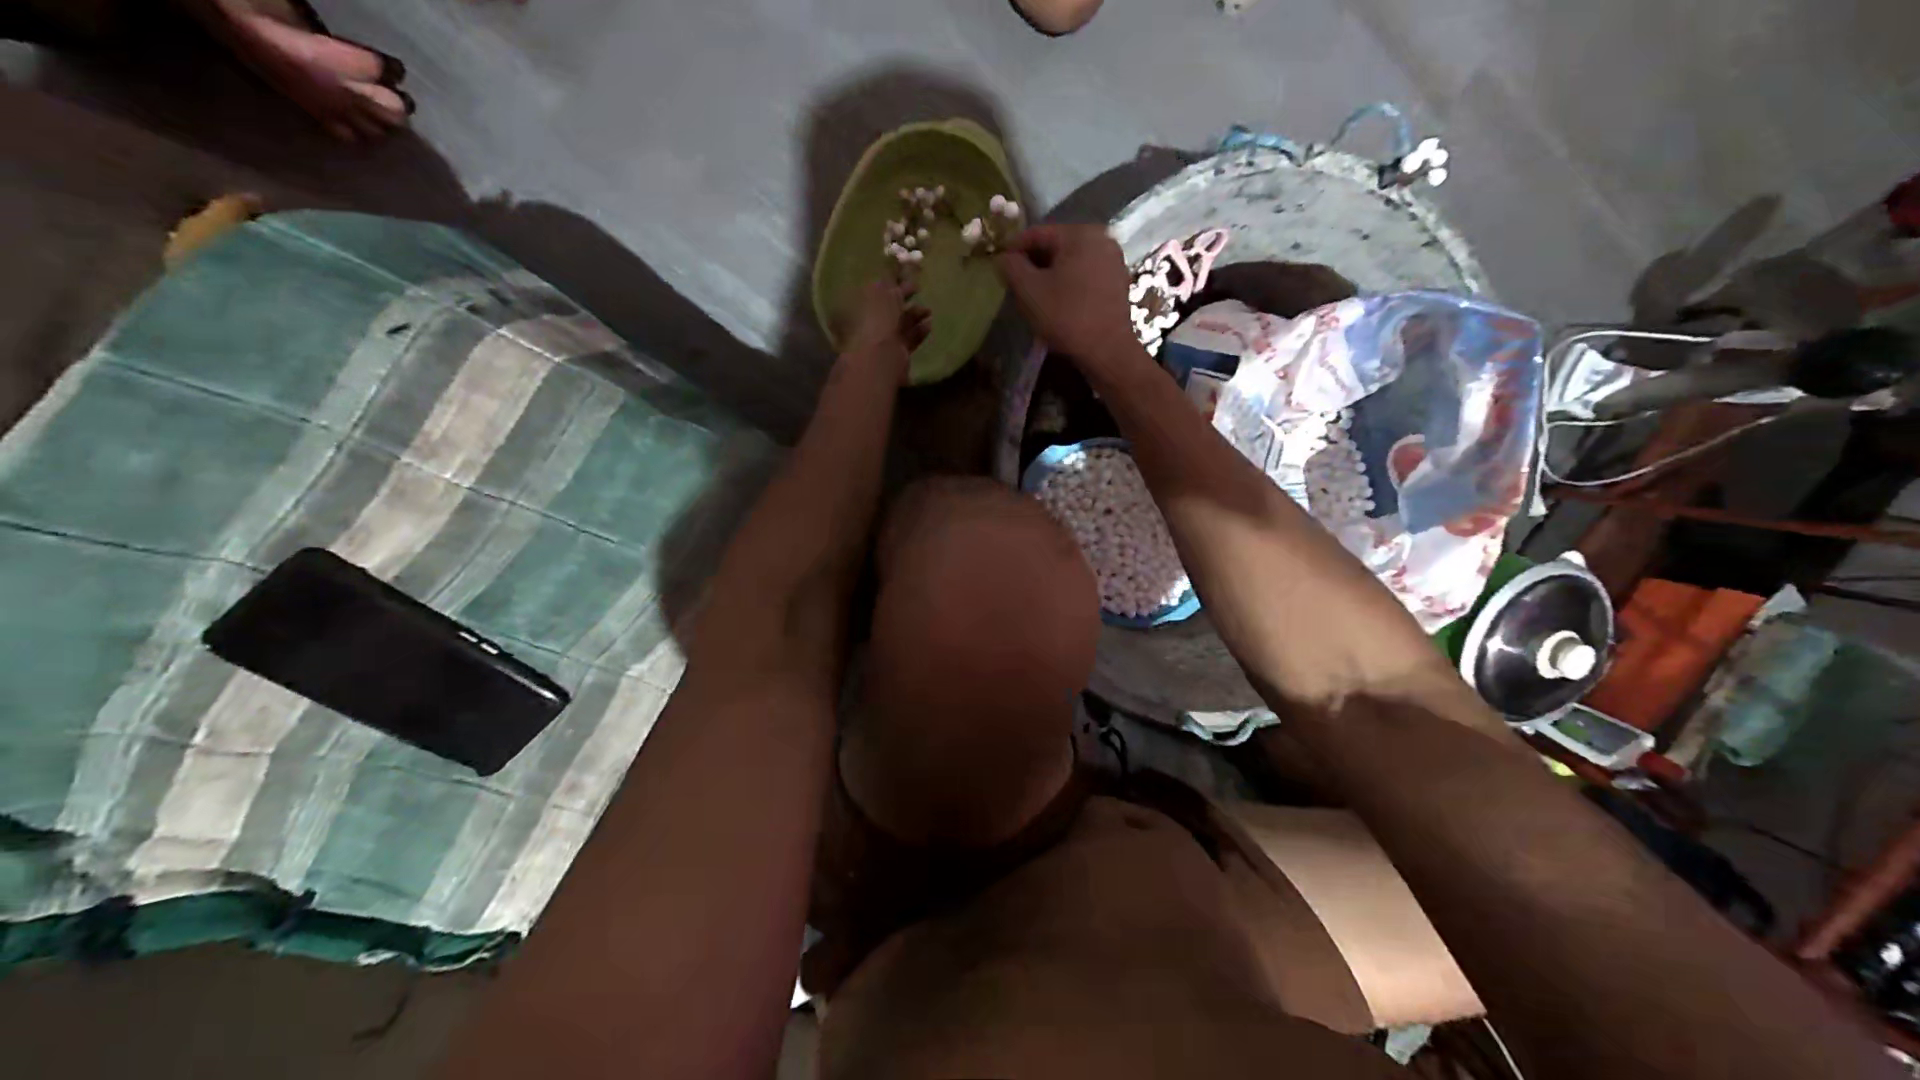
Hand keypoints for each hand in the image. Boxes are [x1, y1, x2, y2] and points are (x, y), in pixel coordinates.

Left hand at [840, 280, 930, 379]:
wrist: (881, 358)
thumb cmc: (876, 320)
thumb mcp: (882, 292)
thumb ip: (889, 280)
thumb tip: (894, 270)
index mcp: (857, 306)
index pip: (872, 290)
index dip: (887, 280)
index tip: (902, 272)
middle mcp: (867, 324)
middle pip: (887, 307)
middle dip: (902, 298)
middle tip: (917, 288)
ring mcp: (881, 340)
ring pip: (900, 324)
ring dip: (914, 315)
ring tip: (927, 309)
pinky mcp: (896, 354)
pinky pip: (909, 339)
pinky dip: (918, 331)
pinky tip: (929, 324)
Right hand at [994, 225, 1141, 371]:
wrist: (1106, 350)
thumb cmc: (1066, 316)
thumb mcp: (1029, 291)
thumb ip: (1011, 267)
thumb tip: (1003, 257)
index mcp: (1080, 234)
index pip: (1037, 233)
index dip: (1014, 248)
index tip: (999, 265)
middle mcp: (1101, 239)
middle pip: (1056, 246)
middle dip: (1033, 262)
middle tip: (1015, 282)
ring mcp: (1113, 260)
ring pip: (1070, 261)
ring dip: (1050, 274)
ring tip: (1033, 294)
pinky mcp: (1118, 281)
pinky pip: (1085, 274)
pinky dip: (1068, 282)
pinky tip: (1057, 301)